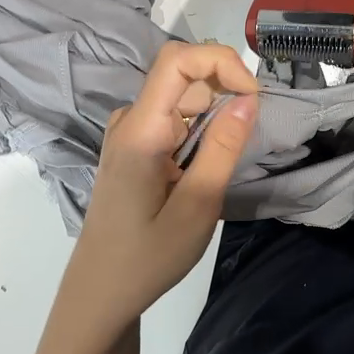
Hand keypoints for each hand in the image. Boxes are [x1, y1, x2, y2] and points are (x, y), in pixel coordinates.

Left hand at [63, 42, 257, 334]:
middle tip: (248, 135)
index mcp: (140, 129)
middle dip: (224, 89)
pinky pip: (170, 118)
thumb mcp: (198, 205)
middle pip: (182, 75)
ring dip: (213, 112)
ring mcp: (127, 133)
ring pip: (179, 97)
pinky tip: (205, 164)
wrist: (100, 292)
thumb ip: (223, 147)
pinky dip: (198, 127)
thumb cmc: (148, 256)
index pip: (176, 60)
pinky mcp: (132, 148)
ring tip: (226, 157)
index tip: (253, 97)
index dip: (220, 62)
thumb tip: (249, 99)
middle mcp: (129, 120)